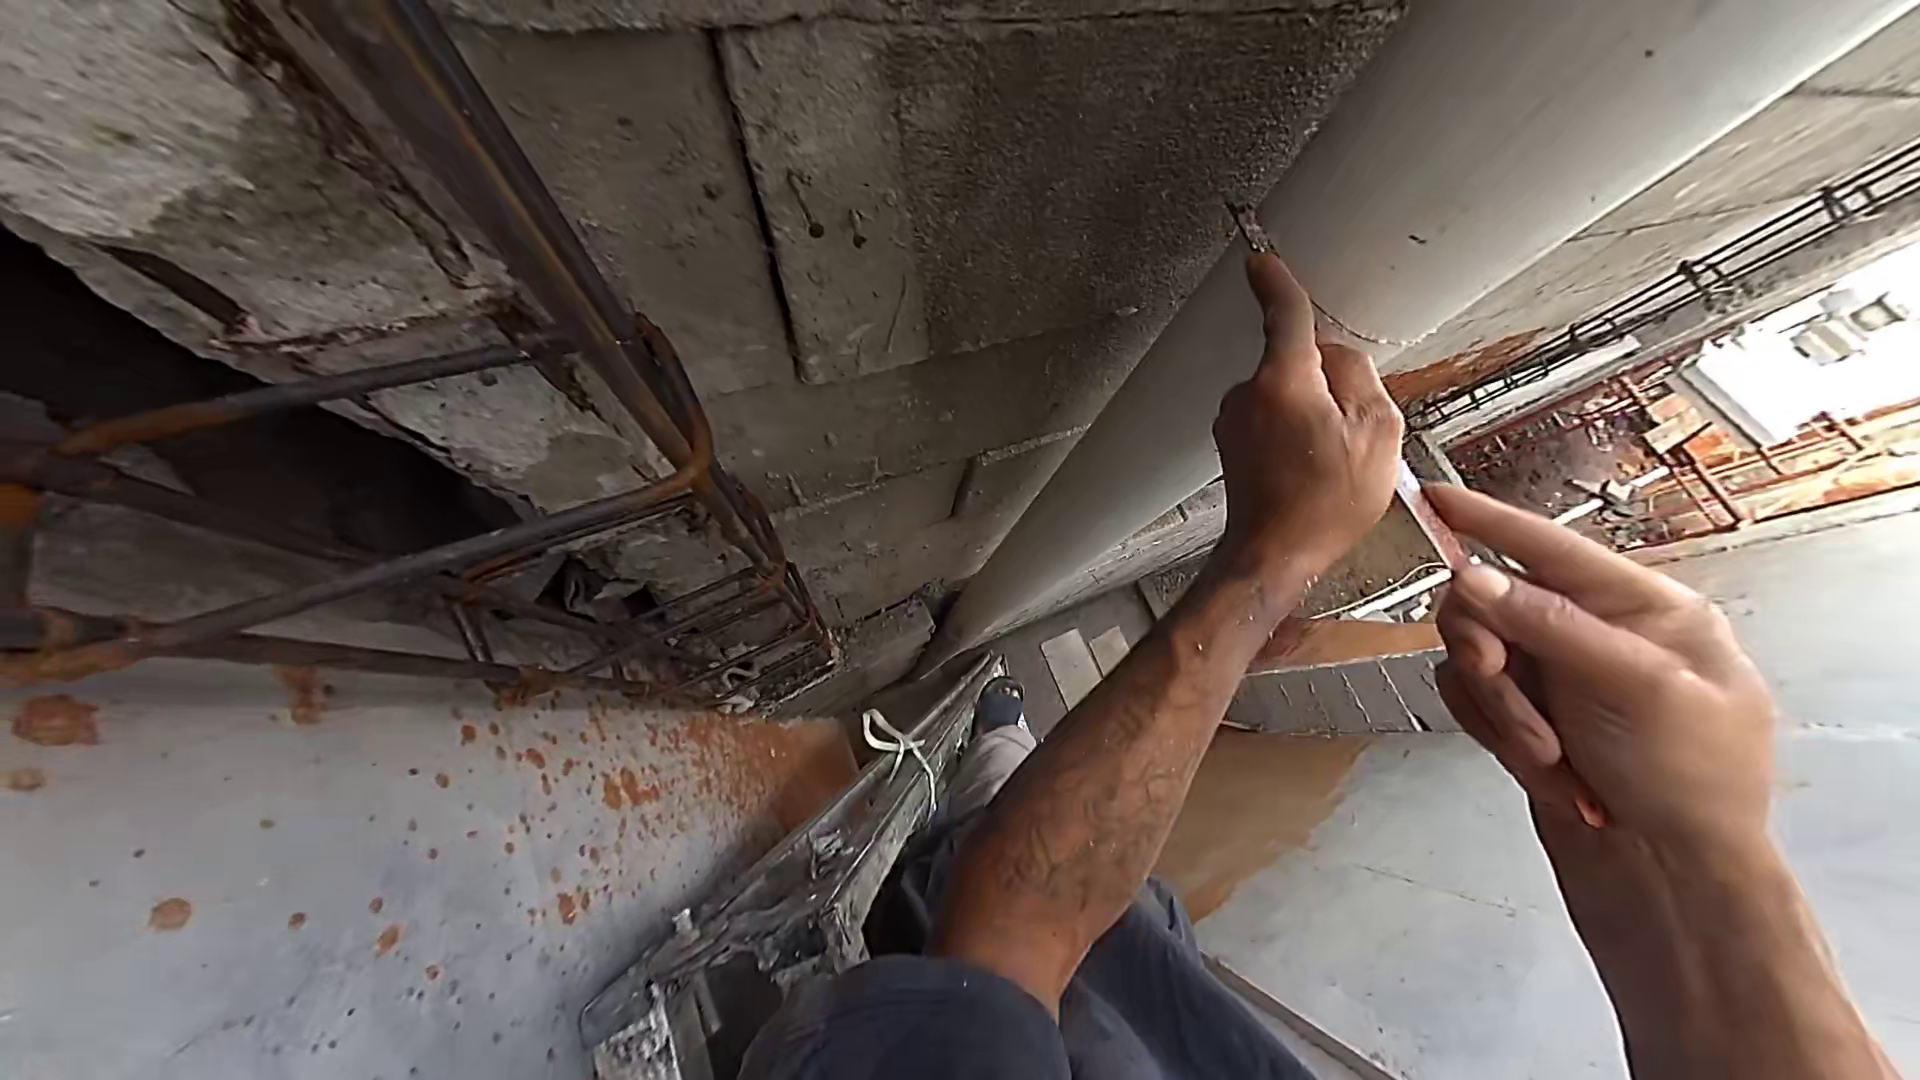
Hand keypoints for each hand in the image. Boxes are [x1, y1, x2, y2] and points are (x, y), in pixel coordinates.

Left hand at [1212, 255, 1402, 577]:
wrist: (1274, 551)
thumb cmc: (1325, 502)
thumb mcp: (1376, 432)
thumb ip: (1358, 377)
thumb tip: (1335, 358)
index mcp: (1283, 382)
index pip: (1283, 317)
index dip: (1277, 283)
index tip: (1261, 260)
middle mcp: (1246, 395)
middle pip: (1297, 360)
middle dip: (1327, 382)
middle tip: (1344, 434)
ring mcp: (1232, 420)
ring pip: (1286, 391)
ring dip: (1311, 410)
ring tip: (1324, 459)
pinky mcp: (1229, 442)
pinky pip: (1270, 416)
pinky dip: (1292, 429)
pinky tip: (1305, 465)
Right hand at [1428, 485, 1776, 854]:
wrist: (1656, 862)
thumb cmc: (1685, 775)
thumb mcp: (1636, 687)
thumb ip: (1549, 624)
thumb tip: (1471, 575)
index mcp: (1637, 607)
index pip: (1546, 545)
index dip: (1486, 518)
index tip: (1434, 496)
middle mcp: (1581, 626)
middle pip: (1486, 603)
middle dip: (1488, 653)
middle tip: (1498, 679)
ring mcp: (1542, 663)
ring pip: (1465, 651)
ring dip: (1496, 705)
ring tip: (1544, 750)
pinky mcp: (1511, 697)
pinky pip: (1460, 689)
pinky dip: (1488, 725)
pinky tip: (1535, 758)